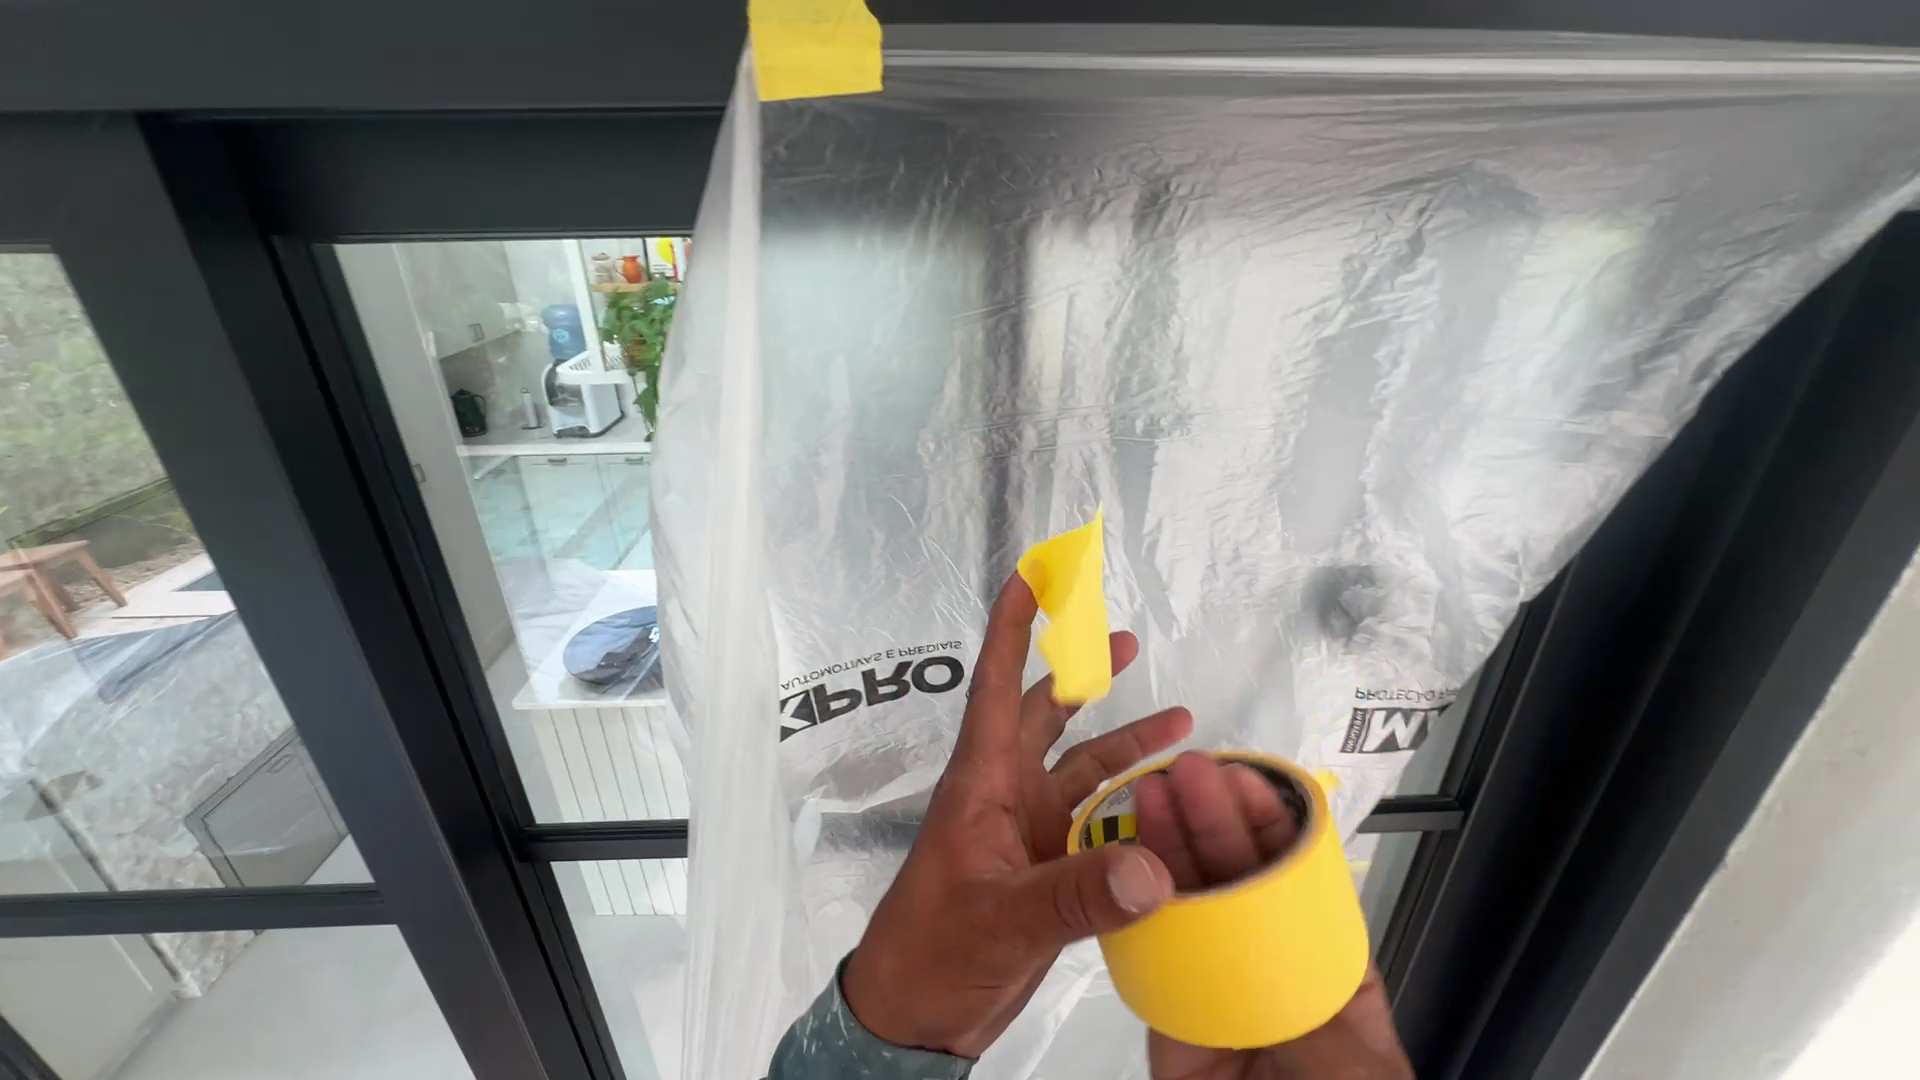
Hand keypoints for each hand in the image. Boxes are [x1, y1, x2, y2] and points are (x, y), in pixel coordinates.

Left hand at [841, 573, 1193, 1058]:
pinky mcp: (1048, 864)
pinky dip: (1131, 807)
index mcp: (981, 780)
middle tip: (1122, 640)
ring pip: (1082, 766)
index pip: (996, 683)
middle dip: (1080, 673)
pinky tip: (1168, 804)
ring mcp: (1029, 827)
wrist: (917, 1015)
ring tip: (1179, 718)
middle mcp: (1007, 790)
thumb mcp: (1001, 919)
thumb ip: (1075, 895)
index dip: (1011, 626)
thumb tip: (1156, 868)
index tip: (1030, 576)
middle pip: (1044, 713)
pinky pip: (1098, 820)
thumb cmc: (932, 950)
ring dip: (1123, 740)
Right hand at [1136, 753, 1413, 1079]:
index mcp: (1319, 967)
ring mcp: (1210, 980)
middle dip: (1212, 818)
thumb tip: (1273, 921)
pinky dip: (1133, 895)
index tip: (1244, 782)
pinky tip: (1123, 853)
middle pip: (1235, 876)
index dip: (1271, 826)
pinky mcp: (1165, 1007)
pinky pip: (1145, 946)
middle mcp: (1261, 960)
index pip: (1295, 879)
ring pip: (1186, 899)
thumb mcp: (1347, 1066)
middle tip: (1187, 772)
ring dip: (1168, 840)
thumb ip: (1307, 991)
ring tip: (1150, 790)